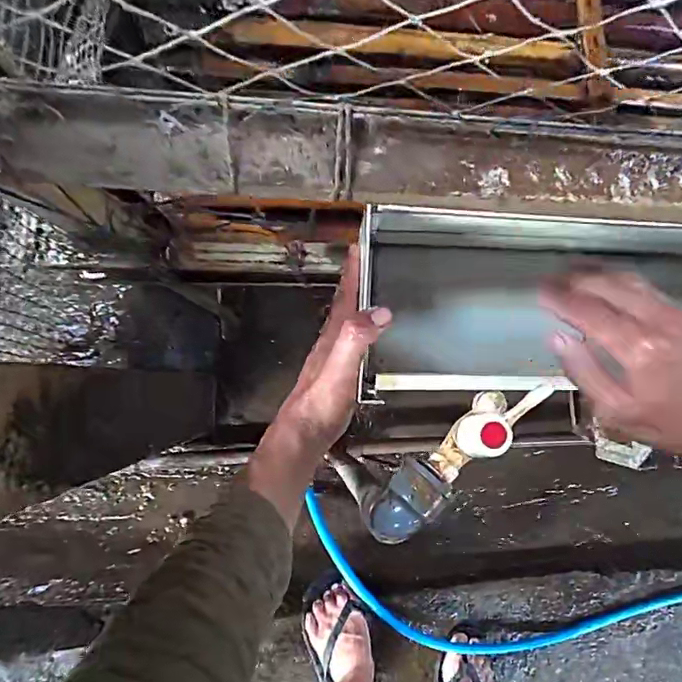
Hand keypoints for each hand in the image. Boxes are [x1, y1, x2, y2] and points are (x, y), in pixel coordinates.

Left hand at [268, 251, 390, 454]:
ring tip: (369, 294)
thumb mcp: (340, 369)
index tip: (358, 246)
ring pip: (347, 324)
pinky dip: (360, 332)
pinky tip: (365, 340)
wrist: (302, 436)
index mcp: (333, 337)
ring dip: (357, 306)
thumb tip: (379, 311)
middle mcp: (330, 344)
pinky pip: (350, 344)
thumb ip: (356, 338)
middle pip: (344, 306)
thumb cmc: (319, 406)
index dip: (352, 271)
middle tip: (365, 262)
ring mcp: (331, 360)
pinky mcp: (337, 377)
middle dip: (355, 282)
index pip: (344, 296)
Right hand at [539, 268, 681, 463]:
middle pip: (609, 286)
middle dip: (576, 280)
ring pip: (631, 282)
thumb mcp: (616, 411)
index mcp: (636, 348)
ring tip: (574, 275)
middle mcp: (657, 323)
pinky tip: (610, 287)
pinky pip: (648, 290)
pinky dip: (622, 282)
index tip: (541, 293)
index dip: (560, 299)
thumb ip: (584, 372)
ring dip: (599, 276)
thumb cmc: (671, 425)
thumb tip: (558, 339)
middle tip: (553, 281)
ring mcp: (676, 316)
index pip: (588, 311)